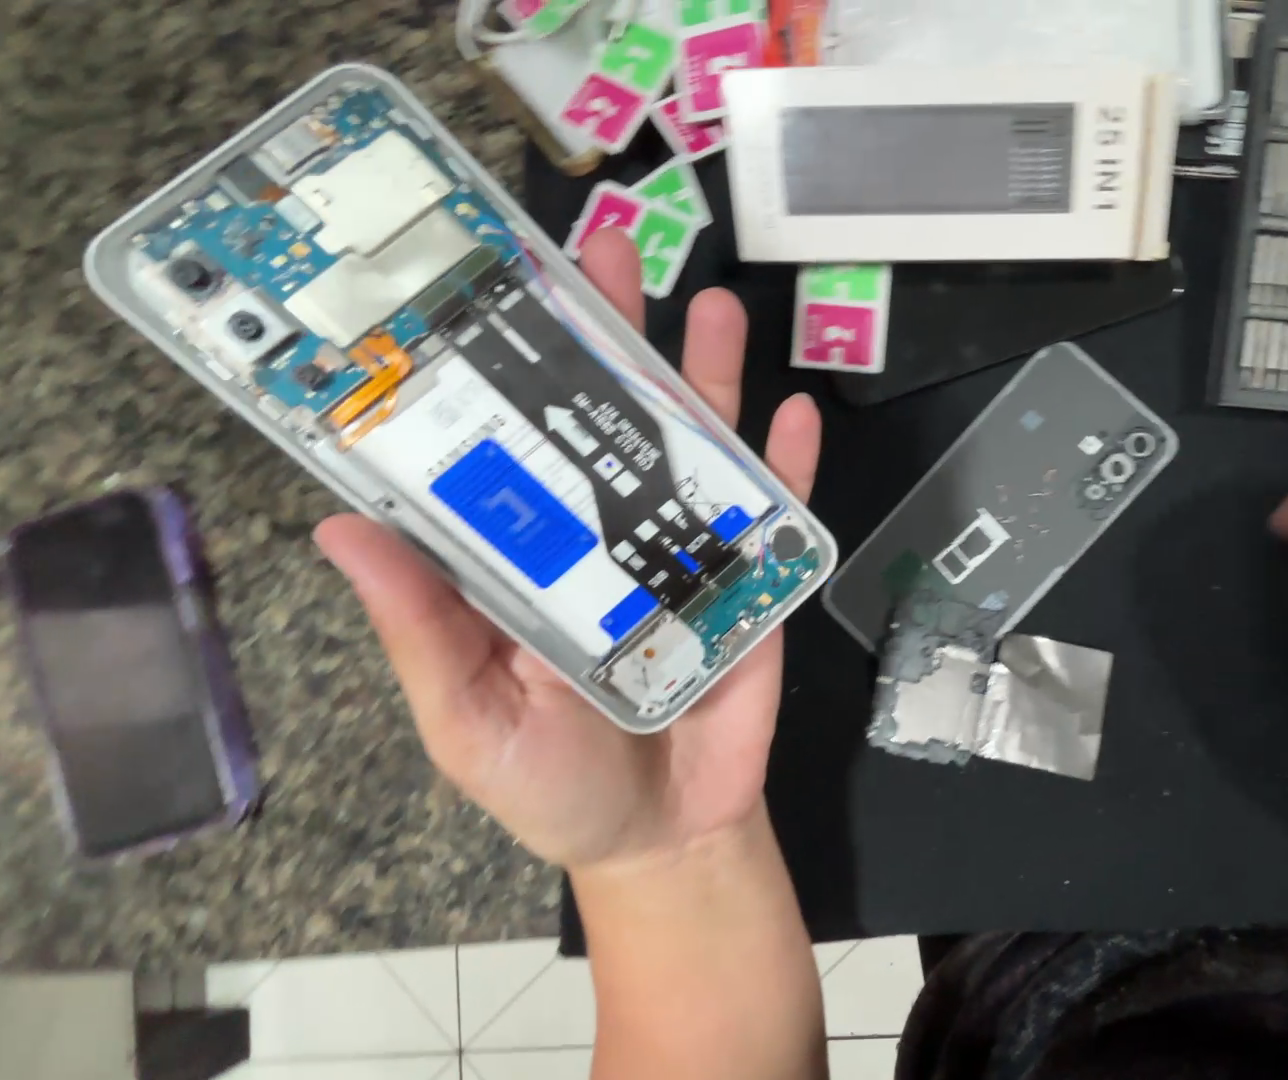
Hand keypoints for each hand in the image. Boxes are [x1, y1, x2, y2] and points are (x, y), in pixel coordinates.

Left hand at [314, 231, 821, 873]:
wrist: (669, 831)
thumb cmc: (554, 786)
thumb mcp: (469, 719)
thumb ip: (426, 629)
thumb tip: (344, 528)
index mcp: (532, 556)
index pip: (515, 446)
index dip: (503, 369)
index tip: (496, 290)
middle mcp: (609, 535)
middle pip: (613, 421)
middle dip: (614, 335)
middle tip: (613, 251)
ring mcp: (689, 554)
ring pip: (699, 450)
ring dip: (709, 378)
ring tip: (714, 307)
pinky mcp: (754, 583)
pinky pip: (776, 515)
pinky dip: (788, 465)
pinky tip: (796, 414)